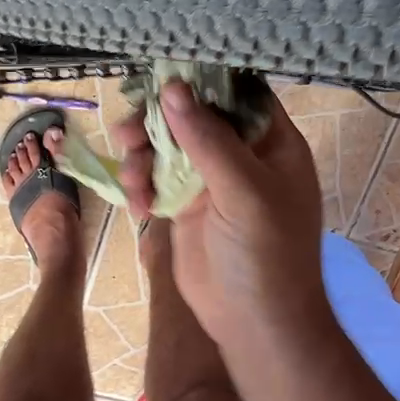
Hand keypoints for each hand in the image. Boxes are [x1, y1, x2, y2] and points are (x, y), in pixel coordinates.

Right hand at [115, 82, 330, 348]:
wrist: (254, 322)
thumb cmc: (266, 253)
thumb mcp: (243, 190)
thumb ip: (207, 138)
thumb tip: (172, 88)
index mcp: (272, 144)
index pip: (237, 94)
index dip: (201, 83)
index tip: (161, 78)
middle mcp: (241, 156)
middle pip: (193, 117)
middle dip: (158, 122)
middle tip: (127, 132)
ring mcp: (212, 182)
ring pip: (168, 147)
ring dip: (143, 156)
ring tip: (134, 178)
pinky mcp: (187, 208)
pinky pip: (157, 180)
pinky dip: (142, 186)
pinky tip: (139, 206)